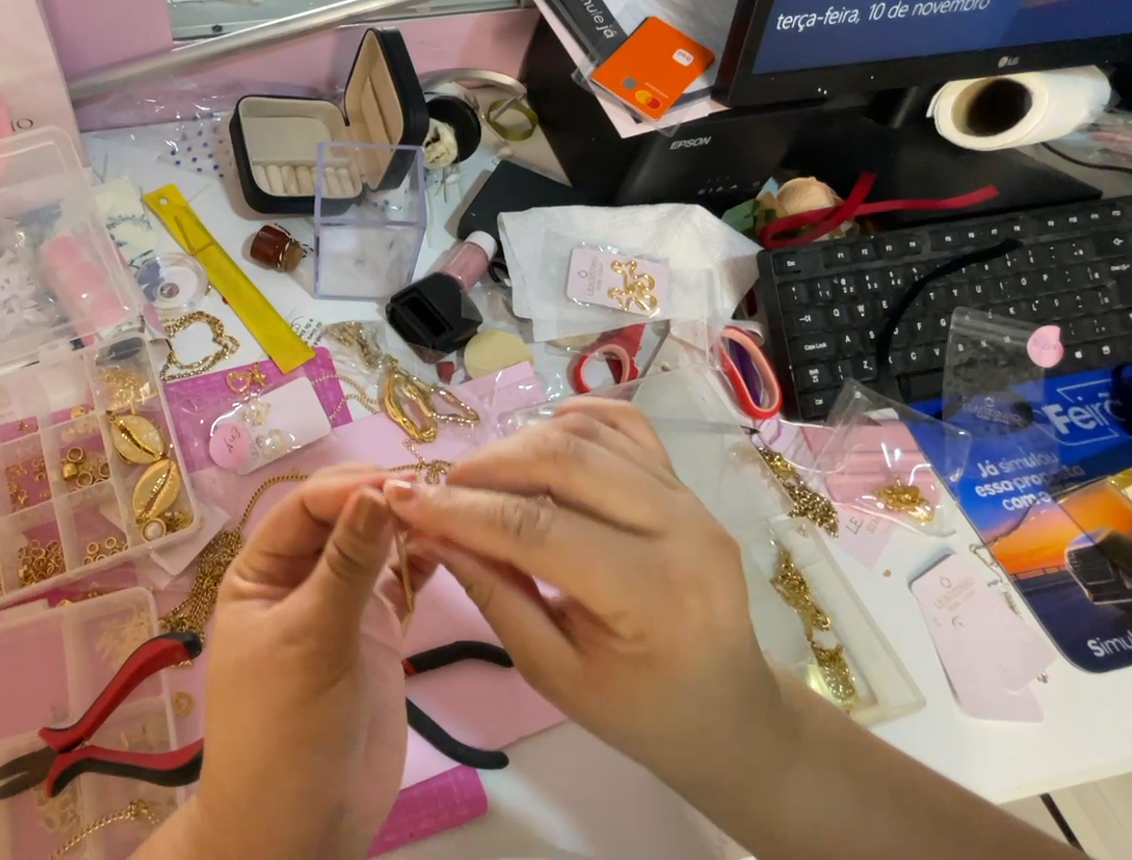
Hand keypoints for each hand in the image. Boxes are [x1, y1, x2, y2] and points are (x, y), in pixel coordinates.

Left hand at [143, 465, 434, 858]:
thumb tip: (378, 489)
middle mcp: (299, 577)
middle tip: (435, 488)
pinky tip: (452, 543)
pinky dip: (422, 561)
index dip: (347, 489)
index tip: (401, 481)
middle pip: (341, 519)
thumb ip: (346, 565)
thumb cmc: (284, 730)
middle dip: (379, 499)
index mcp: (260, 571)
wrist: (301, 828)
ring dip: (405, 525)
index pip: (303, 508)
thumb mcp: (310, 640)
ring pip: (374, 546)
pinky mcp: (378, 632)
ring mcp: (342, 604)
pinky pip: (400, 582)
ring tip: (450, 507)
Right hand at [383, 399, 797, 796]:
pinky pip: (623, 425)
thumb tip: (428, 531)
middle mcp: (680, 530)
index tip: (402, 499)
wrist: (729, 711)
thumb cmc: (638, 711)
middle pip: (562, 460)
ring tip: (484, 479)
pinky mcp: (686, 484)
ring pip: (588, 432)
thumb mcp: (552, 672)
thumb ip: (491, 593)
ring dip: (519, 443)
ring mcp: (690, 499)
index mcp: (651, 596)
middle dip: (486, 467)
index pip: (536, 529)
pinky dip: (571, 420)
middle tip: (441, 490)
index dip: (460, 510)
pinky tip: (537, 442)